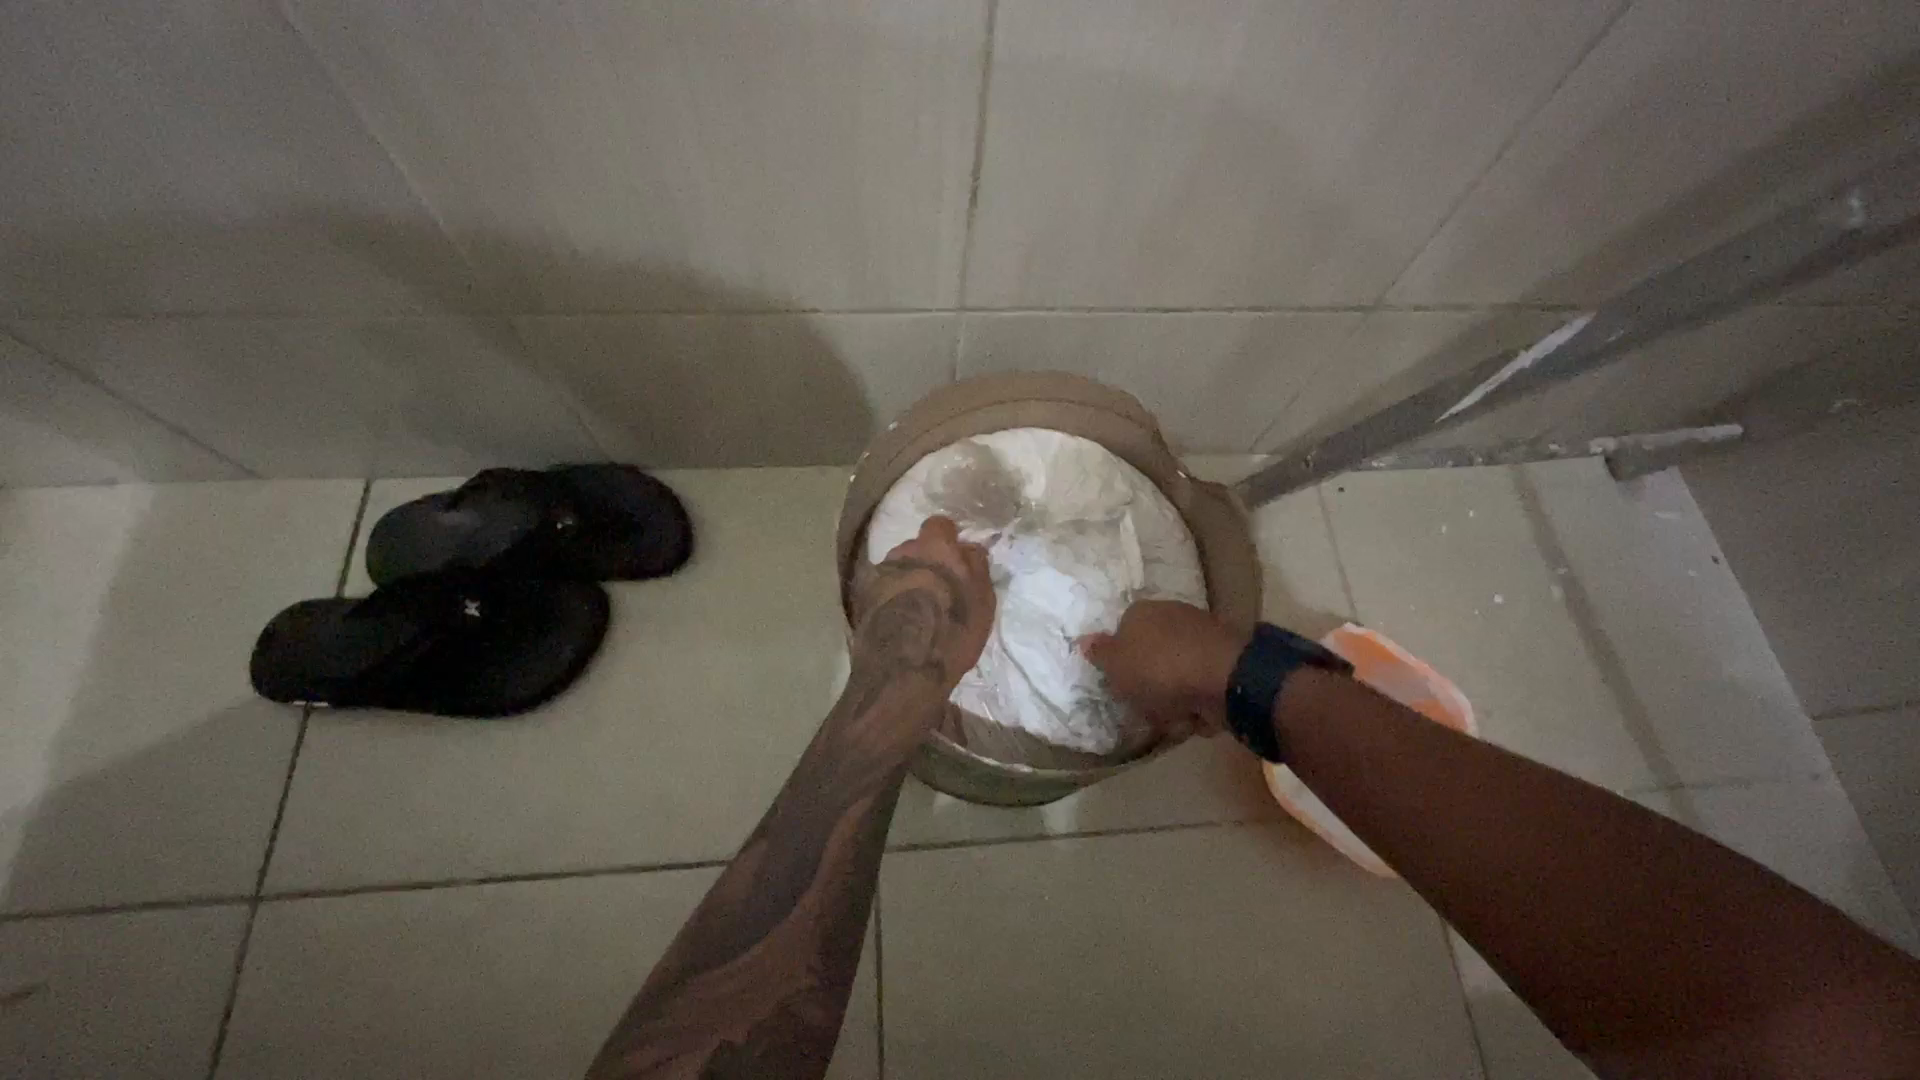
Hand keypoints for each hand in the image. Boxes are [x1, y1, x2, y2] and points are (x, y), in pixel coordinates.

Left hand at [856, 515, 995, 691]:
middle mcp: (901, 552)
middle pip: (915, 548)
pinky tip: (900, 622)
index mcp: (935, 546)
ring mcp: (877, 575)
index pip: (940, 524)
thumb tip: (969, 549)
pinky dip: (890, 599)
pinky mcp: (861, 599)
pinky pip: (882, 590)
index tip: (955, 557)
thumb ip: (977, 566)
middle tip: (938, 587)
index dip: (948, 538)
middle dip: (925, 561)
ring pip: (896, 569)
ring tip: (918, 609)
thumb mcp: (983, 600)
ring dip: (906, 580)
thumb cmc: (953, 630)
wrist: (902, 668)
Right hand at [1081, 600, 1247, 742]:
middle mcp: (1171, 615)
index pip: (1122, 633)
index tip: (1122, 686)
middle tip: (1147, 707)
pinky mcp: (1226, 658)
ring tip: (1176, 718)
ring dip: (1175, 698)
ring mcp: (1202, 634)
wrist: (1224, 677)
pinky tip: (1198, 715)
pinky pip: (1202, 684)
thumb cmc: (1158, 669)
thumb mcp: (1115, 665)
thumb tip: (1083, 639)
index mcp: (1141, 612)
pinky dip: (1199, 701)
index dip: (1120, 663)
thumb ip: (1099, 653)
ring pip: (1177, 673)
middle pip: (1151, 655)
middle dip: (1150, 683)